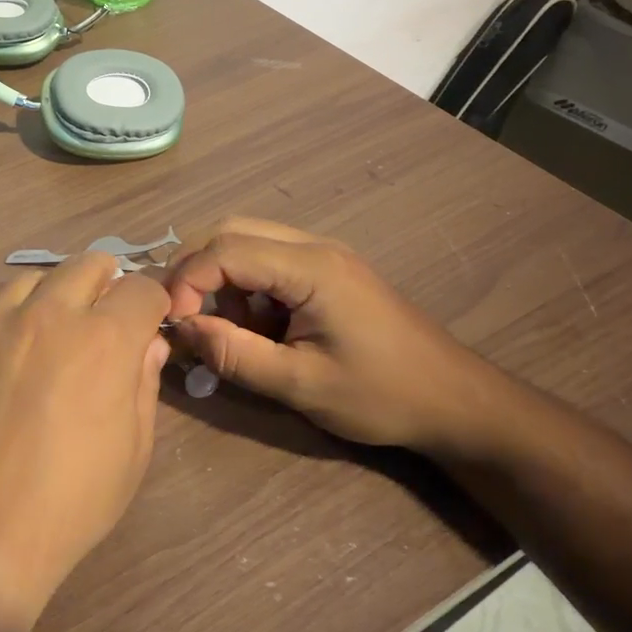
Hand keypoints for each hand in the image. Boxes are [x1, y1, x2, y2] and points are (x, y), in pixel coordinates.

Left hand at [0, 252, 170, 604]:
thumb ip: (144, 384)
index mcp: (105, 340)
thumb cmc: (70, 504)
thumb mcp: (132, 452)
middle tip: (96, 322)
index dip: (149, 305)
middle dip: (102, 287)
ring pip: (25, 279)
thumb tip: (147, 342)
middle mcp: (49, 314)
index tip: (144, 323)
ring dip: (43, 297)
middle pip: (86, 265)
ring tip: (39, 333)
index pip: (140, 288)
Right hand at [163, 217, 513, 455]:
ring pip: (247, 240)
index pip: (225, 249)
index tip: (175, 326)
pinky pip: (267, 260)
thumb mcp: (300, 384)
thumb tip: (180, 331)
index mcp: (311, 267)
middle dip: (194, 268)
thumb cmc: (382, 395)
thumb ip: (234, 355)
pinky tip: (250, 324)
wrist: (455, 402)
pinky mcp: (327, 272)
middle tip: (179, 314)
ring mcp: (323, 255)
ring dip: (218, 275)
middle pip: (231, 230)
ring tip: (215, 324)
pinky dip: (243, 284)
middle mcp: (314, 246)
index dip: (187, 282)